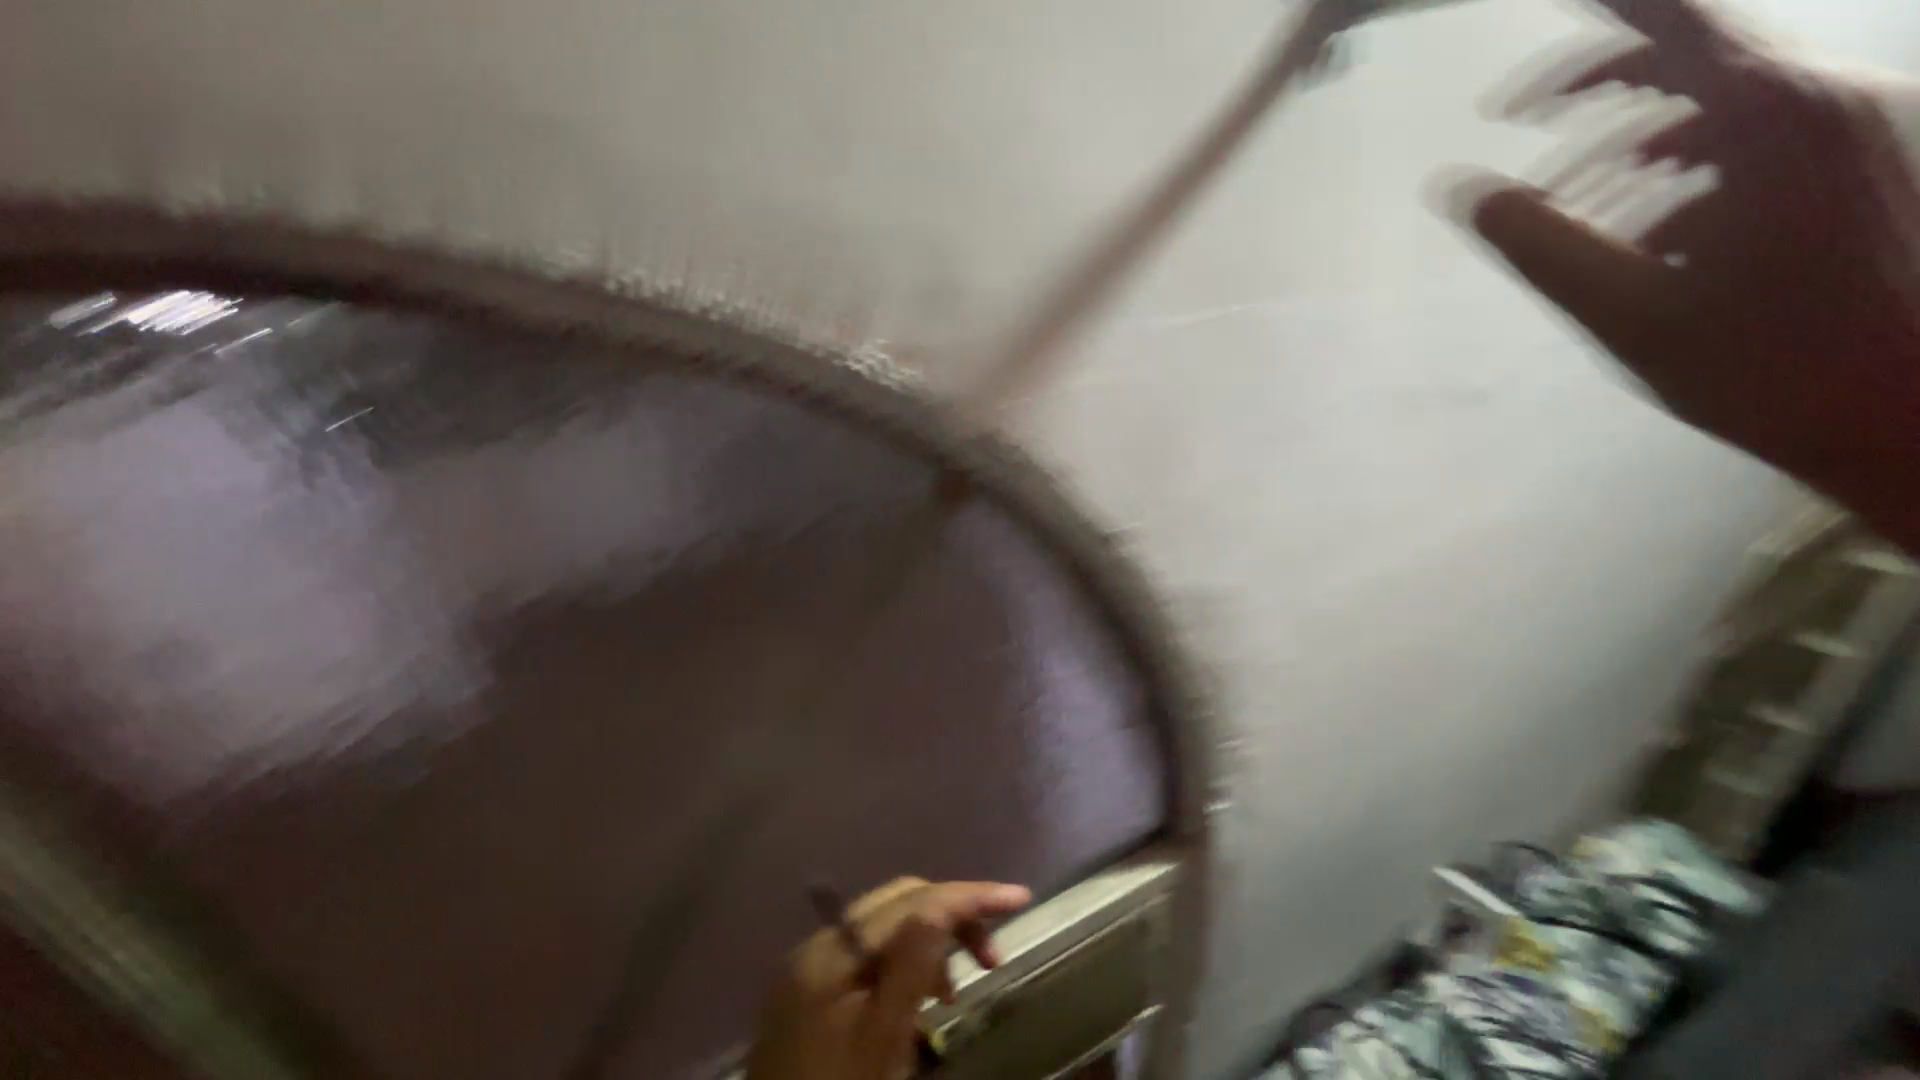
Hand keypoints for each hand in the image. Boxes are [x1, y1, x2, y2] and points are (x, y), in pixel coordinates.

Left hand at [744, 877, 1030, 1079]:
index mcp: (836, 951)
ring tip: (954, 992)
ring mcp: (812, 963)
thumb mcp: (883, 1040)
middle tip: (991, 958)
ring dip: (929, 940)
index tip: (1021, 899)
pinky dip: (903, 960)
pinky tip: (921, 997)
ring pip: (886, 924)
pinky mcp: (811, 986)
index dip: (970, 895)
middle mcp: (821, 942)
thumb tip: (943, 907)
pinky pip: (868, 951)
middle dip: (953, 915)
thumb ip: (911, 970)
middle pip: (900, 901)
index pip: (914, 900)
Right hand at [1442, 0, 1919, 542]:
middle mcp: (1827, 99)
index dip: (1598, 16)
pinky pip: (1765, 134)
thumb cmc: (1768, 368)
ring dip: (1639, 131)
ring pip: (1727, 98)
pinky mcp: (1872, 162)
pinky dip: (1692, 161)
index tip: (1547, 9)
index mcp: (1771, 119)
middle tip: (1518, 113)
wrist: (1911, 414)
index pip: (1670, 24)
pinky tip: (1650, 225)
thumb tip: (1460, 190)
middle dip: (1597, 81)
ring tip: (1574, 183)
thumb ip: (1537, 244)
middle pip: (1694, 53)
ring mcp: (1860, 128)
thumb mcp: (1626, 312)